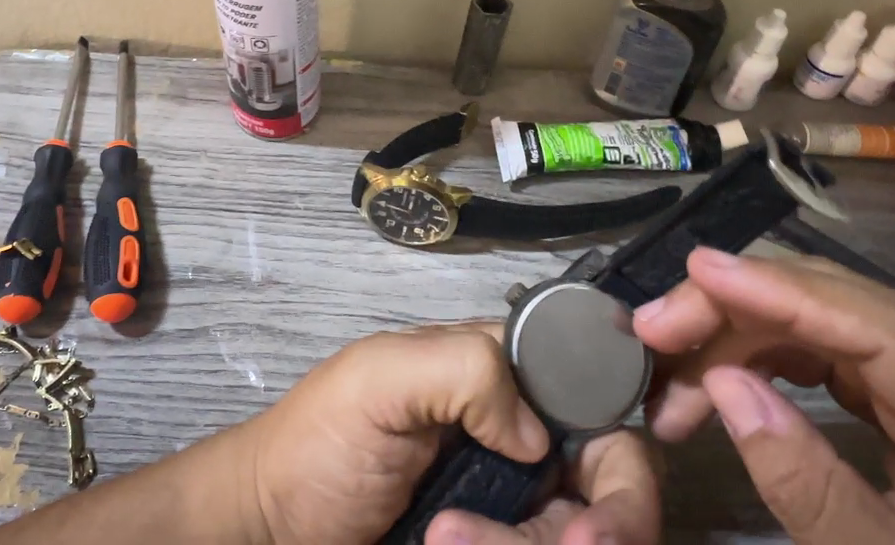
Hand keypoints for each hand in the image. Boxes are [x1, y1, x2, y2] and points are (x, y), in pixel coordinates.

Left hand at [240, 324, 661, 544]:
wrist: (277, 527)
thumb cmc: (322, 441)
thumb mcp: (382, 377)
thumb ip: (464, 367)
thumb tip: (539, 436)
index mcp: (504, 373)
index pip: (596, 391)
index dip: (616, 442)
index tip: (601, 500)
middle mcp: (525, 433)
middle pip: (613, 473)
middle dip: (611, 520)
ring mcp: (518, 499)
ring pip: (587, 525)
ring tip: (450, 542)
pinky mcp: (503, 539)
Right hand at [632, 248, 894, 544]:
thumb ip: (816, 495)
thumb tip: (726, 385)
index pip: (887, 333)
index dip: (788, 293)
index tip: (699, 271)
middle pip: (845, 306)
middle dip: (739, 304)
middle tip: (652, 334)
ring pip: (825, 315)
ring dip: (738, 330)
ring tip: (669, 377)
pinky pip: (827, 346)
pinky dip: (761, 352)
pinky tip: (716, 376)